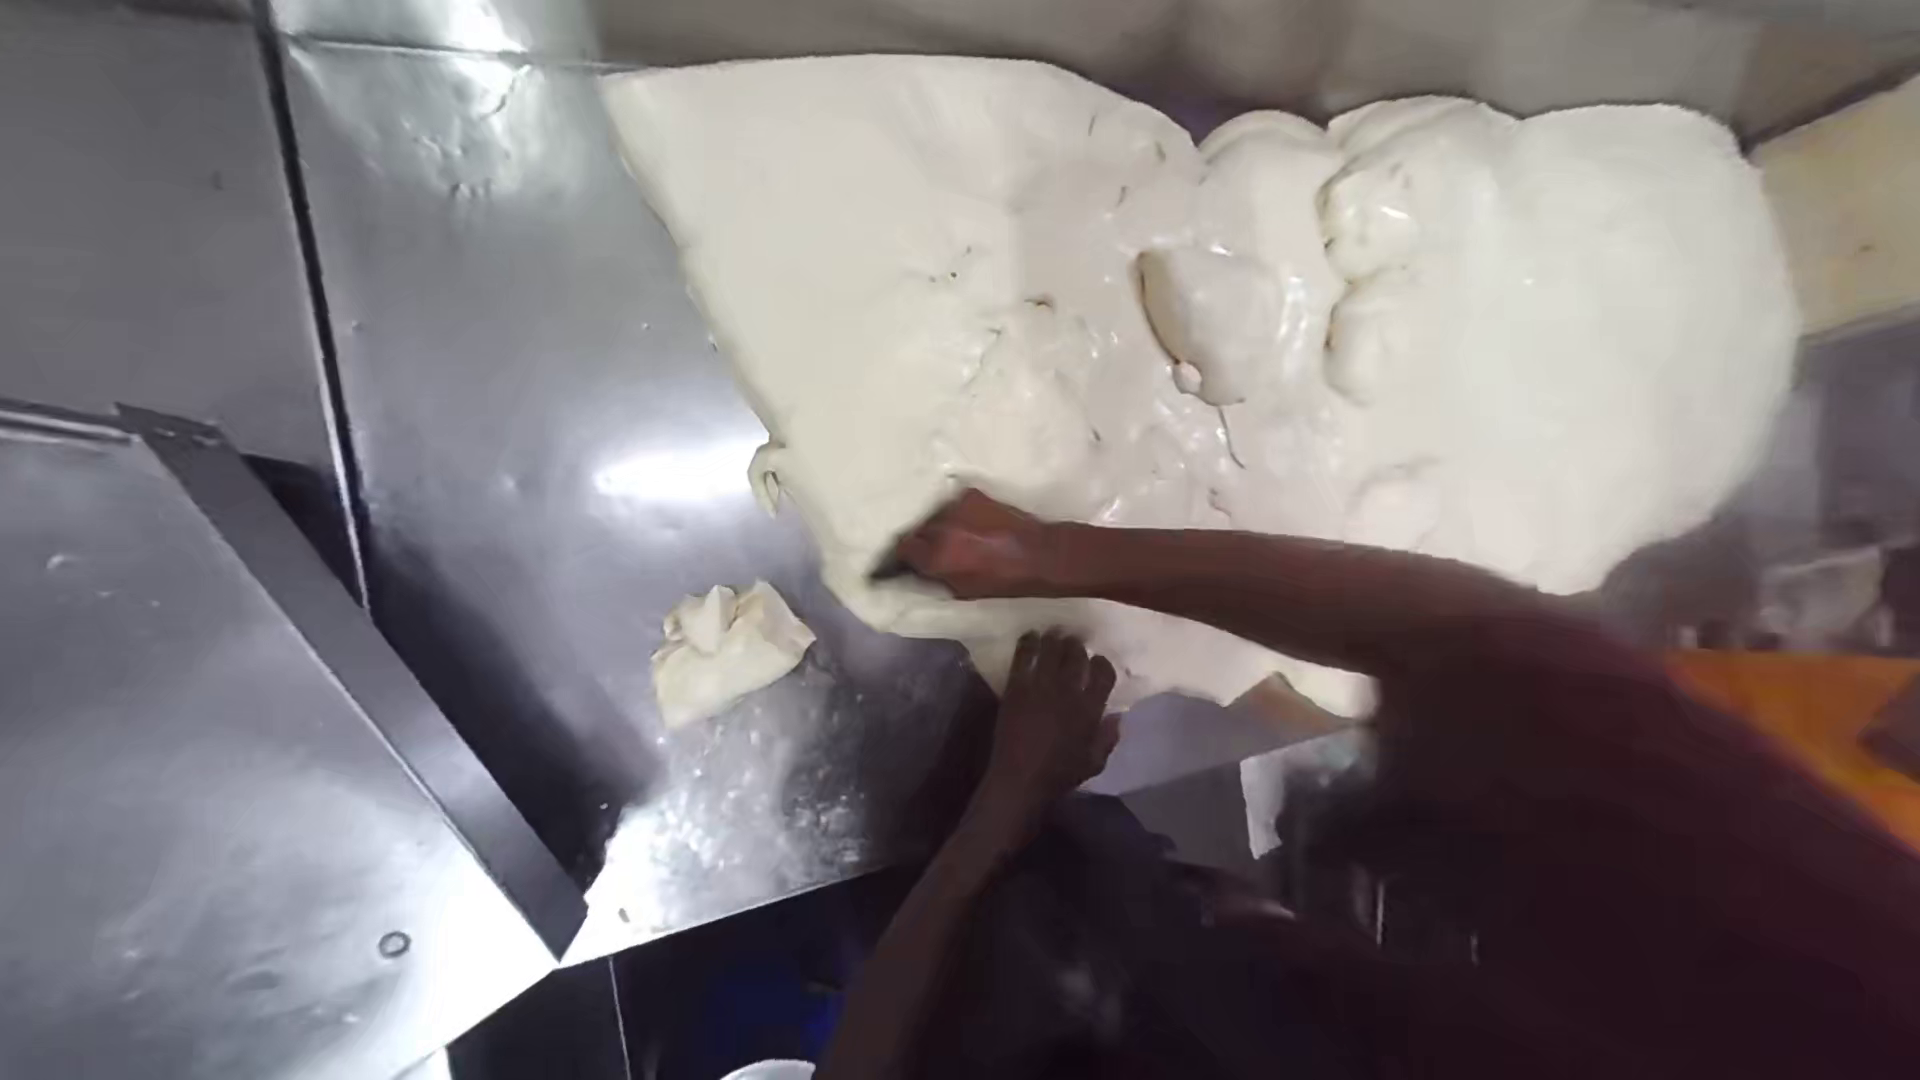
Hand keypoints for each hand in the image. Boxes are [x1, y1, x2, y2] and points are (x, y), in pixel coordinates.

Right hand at [892, 489, 1062, 598]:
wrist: (1039, 555)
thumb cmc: (1003, 582)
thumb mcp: (962, 590)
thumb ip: (935, 576)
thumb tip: (918, 568)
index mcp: (936, 556)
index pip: (901, 548)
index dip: (901, 555)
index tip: (903, 559)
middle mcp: (940, 528)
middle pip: (915, 529)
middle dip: (918, 538)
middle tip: (925, 546)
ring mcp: (955, 507)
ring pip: (933, 514)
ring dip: (936, 523)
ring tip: (947, 531)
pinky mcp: (971, 494)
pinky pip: (952, 504)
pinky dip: (955, 513)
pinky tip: (966, 520)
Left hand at [970, 632, 1120, 838]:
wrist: (1019, 779)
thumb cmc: (1059, 774)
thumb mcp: (1094, 762)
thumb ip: (1108, 737)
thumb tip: (1118, 716)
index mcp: (1089, 709)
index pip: (1103, 673)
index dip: (1102, 663)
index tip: (1097, 661)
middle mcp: (1067, 692)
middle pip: (1076, 655)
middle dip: (1077, 646)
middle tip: (1074, 642)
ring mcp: (1040, 687)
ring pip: (1051, 650)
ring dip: (1054, 639)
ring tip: (1054, 634)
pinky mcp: (1016, 687)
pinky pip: (1023, 657)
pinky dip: (1027, 643)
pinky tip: (1030, 636)